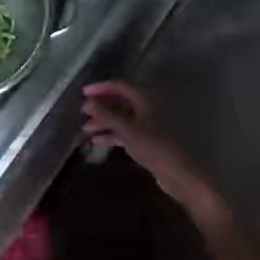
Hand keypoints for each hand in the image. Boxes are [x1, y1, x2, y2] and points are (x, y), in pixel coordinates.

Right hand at [82, 81, 228, 226]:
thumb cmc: (153, 147)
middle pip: (120, 101)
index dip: (101, 87)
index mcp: (144, 100)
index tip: (84, 92)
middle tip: (82, 111)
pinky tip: (97, 141)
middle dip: (101, 105)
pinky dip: (111, 134)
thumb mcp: (126, 129)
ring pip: (121, 118)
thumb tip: (87, 102)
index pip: (120, 86)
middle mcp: (145, 109)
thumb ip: (106, 115)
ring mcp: (146, 125)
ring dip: (104, 121)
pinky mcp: (146, 141)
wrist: (177, 173)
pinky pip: (125, 132)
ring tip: (85, 128)